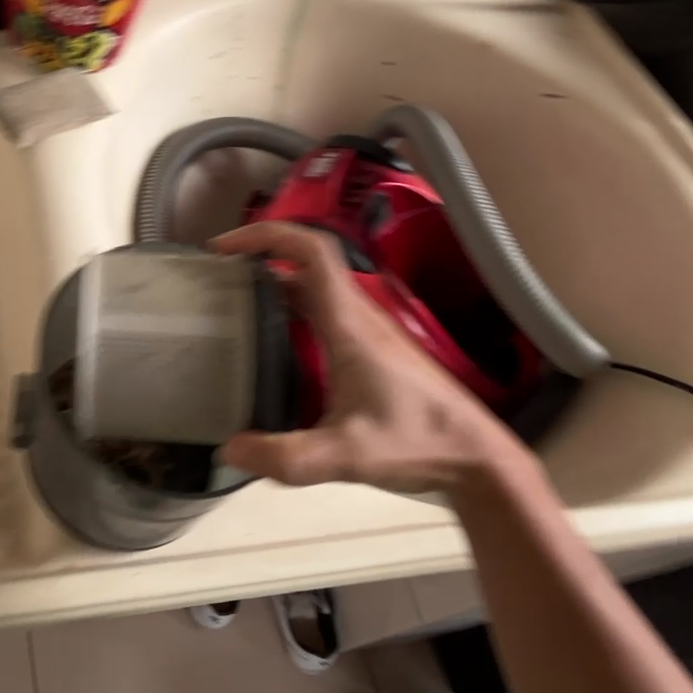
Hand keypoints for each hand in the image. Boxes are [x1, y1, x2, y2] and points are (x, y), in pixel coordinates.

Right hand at [213, 223, 526, 494]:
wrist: (476, 456)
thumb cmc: (416, 442)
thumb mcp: (345, 456)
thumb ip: (285, 457)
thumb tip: (228, 449)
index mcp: (349, 322)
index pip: (310, 250)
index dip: (265, 235)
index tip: (223, 248)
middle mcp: (358, 314)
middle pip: (308, 259)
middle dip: (260, 252)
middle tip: (217, 274)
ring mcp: (368, 328)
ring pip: (315, 283)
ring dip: (275, 277)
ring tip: (234, 298)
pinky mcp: (372, 346)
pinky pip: (323, 306)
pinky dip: (291, 303)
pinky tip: (272, 336)